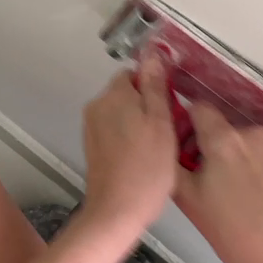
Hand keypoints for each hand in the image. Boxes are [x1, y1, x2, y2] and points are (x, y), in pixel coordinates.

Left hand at [79, 55, 179, 233]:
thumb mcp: (160, 123)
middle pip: (126, 92)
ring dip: (139, 122)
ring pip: (121, 112)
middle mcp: (96, 105)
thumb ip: (155, 86)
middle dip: (147, 105)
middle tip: (169, 130)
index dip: (154, 86)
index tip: (171, 107)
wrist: (117, 209)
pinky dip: (128, 137)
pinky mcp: (92, 145)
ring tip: (158, 147)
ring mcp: (91, 126)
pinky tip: (143, 157)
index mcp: (113, 95)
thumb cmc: (147, 167)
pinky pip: (114, 130)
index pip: (134, 73)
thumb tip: (153, 53)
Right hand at [176, 108, 262, 262]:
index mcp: (224, 140)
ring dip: (250, 157)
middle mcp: (257, 134)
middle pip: (230, 130)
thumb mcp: (186, 199)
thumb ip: (172, 160)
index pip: (200, 109)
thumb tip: (167, 139)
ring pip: (257, 143)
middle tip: (220, 181)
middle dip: (223, 148)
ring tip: (251, 190)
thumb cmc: (230, 232)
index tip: (192, 145)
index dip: (192, 124)